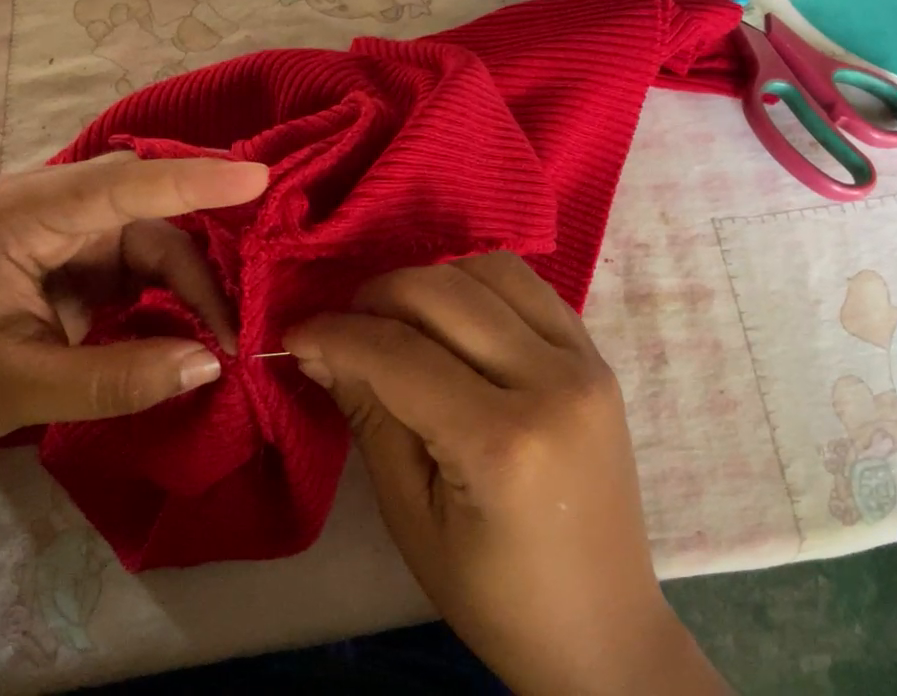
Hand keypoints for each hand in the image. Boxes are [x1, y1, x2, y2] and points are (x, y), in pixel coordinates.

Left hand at [0, 154, 268, 448]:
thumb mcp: (26, 388)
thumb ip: (117, 378)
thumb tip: (209, 363)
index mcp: (20, 217)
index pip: (119, 184)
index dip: (191, 179)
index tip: (257, 178)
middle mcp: (50, 206)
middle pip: (148, 199)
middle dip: (209, 227)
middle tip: (267, 261)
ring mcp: (71, 227)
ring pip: (158, 231)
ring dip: (196, 279)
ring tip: (227, 334)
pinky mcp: (87, 252)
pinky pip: (150, 256)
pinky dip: (181, 288)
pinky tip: (203, 323)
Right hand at [286, 254, 727, 695]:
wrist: (601, 626)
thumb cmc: (495, 594)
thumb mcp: (411, 517)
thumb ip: (369, 416)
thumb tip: (317, 348)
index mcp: (502, 443)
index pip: (398, 354)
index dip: (336, 334)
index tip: (294, 333)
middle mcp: (552, 383)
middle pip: (443, 292)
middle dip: (376, 296)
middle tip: (342, 327)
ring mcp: (585, 363)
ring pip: (491, 271)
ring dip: (431, 282)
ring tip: (397, 321)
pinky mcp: (598, 359)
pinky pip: (531, 288)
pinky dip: (480, 289)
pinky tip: (452, 323)